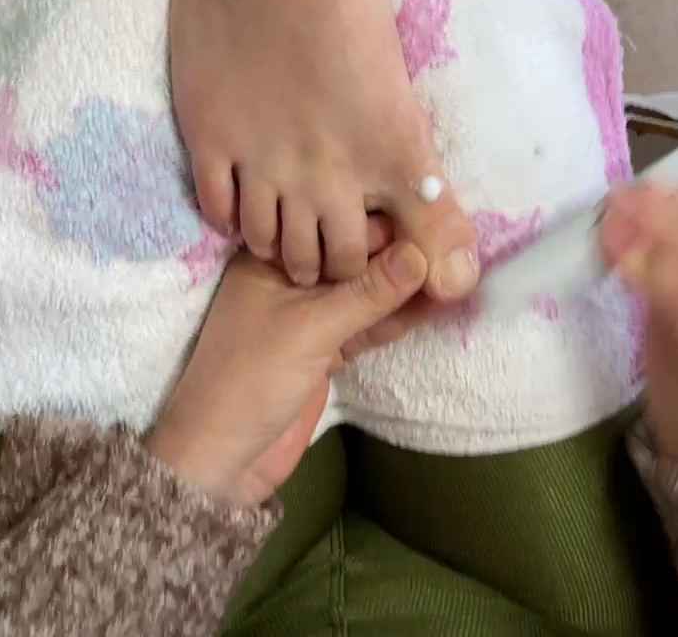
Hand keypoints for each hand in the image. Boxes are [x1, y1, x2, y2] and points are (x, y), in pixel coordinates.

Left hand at [147, 233, 429, 506]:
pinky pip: (367, 324)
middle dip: (401, 255)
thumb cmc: (252, 378)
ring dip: (406, 289)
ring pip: (366, 294)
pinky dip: (397, 318)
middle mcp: (292, 277)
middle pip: (355, 258)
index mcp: (272, 256)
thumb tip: (421, 254)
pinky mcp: (326, 348)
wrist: (221, 461)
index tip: (431, 216)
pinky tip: (433, 305)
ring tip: (455, 275)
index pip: (335, 228)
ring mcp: (310, 315)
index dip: (383, 223)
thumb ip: (369, 292)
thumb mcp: (312, 327)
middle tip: (454, 245)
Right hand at [170, 0, 479, 296]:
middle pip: (336, 264)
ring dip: (286, 244)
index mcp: (397, 147)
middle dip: (339, 260)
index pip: (427, 249)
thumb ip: (399, 139)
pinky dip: (237, 216)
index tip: (405, 249)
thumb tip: (408, 183)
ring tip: (287, 214)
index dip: (422, 266)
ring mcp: (266, 160)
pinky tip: (245, 191)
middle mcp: (334, 171)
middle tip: (332, 227)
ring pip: (277, 249)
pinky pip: (222, 215)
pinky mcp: (210, 138)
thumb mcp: (391, 62)